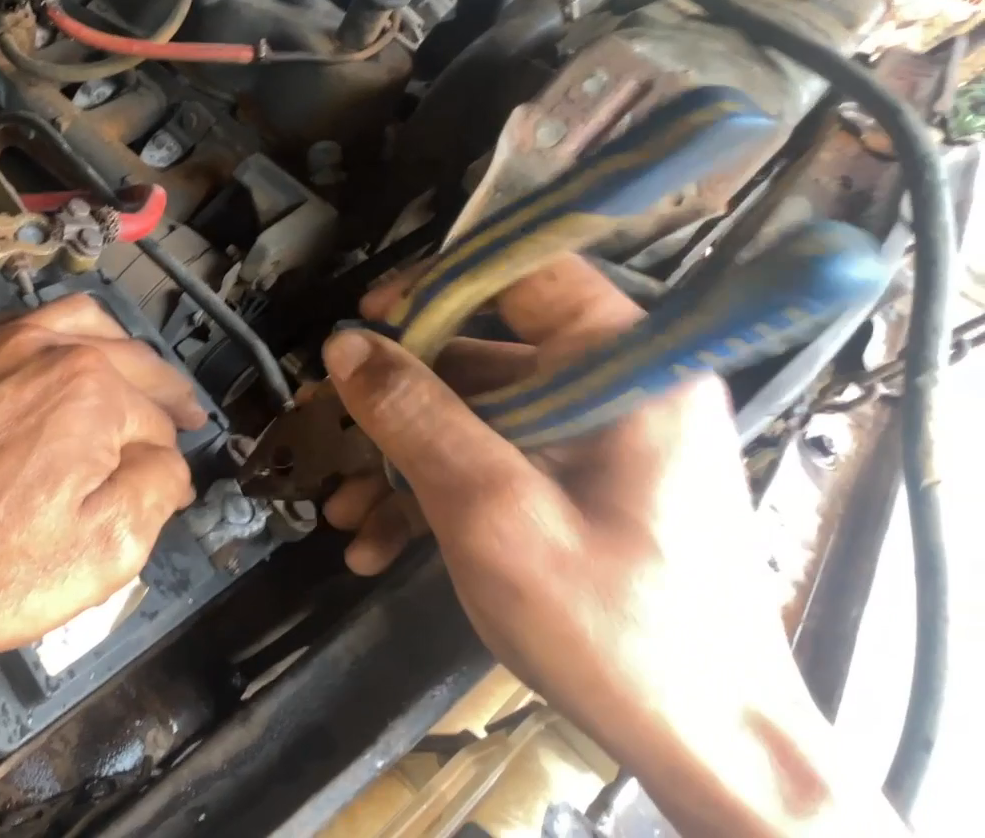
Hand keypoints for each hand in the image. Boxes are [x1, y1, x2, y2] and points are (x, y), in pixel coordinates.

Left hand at [0, 293, 204, 664]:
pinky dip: (59, 340)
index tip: (169, 485)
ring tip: (132, 373)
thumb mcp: (102, 550)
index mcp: (93, 388)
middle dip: (162, 393)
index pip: (158, 421)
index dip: (170, 459)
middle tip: (184, 415)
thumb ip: (156, 490)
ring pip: (78, 323)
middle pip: (129, 360)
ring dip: (117, 348)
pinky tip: (57, 368)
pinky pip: (24, 329)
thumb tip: (168, 459)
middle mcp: (46, 347)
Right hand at [321, 255, 901, 834]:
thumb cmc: (613, 625)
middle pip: (480, 356)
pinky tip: (374, 546)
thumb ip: (416, 417)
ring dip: (397, 461)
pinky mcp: (576, 492)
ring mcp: (594, 446)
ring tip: (340, 512)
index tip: (366, 319)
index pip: (532, 274)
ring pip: (470, 419)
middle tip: (322, 430)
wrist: (706, 753)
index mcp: (629, 370)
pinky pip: (488, 467)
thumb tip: (341, 342)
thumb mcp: (493, 512)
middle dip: (392, 401)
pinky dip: (428, 497)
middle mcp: (614, 392)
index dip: (441, 282)